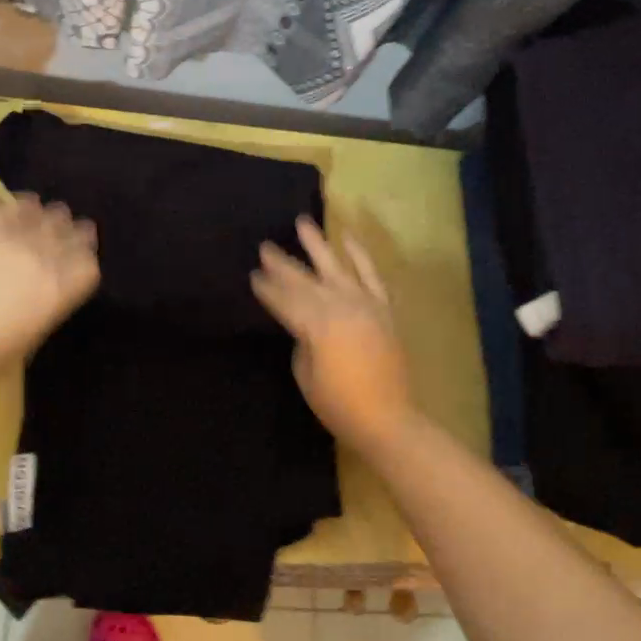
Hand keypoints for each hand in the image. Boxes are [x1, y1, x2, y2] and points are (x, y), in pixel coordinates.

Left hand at [0, 194, 98, 387]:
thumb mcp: (27, 339)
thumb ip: (47, 306)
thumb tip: (50, 288)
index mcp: (58, 292)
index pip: (89, 264)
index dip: (84, 262)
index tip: (78, 262)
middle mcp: (44, 258)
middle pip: (74, 234)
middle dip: (74, 235)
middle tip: (67, 238)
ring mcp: (14, 238)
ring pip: (49, 215)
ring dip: (51, 219)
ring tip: (44, 223)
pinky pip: (15, 205)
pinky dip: (23, 207)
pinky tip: (21, 211)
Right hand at [252, 217, 414, 452]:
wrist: (387, 418)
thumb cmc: (339, 404)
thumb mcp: (307, 374)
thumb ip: (303, 342)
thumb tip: (305, 324)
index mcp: (315, 325)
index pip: (283, 300)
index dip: (266, 288)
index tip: (253, 275)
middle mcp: (338, 306)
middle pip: (304, 280)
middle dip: (282, 264)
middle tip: (265, 247)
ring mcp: (363, 303)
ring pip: (335, 266)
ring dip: (317, 244)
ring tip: (303, 222)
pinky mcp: (383, 307)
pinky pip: (371, 275)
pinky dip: (359, 254)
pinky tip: (348, 237)